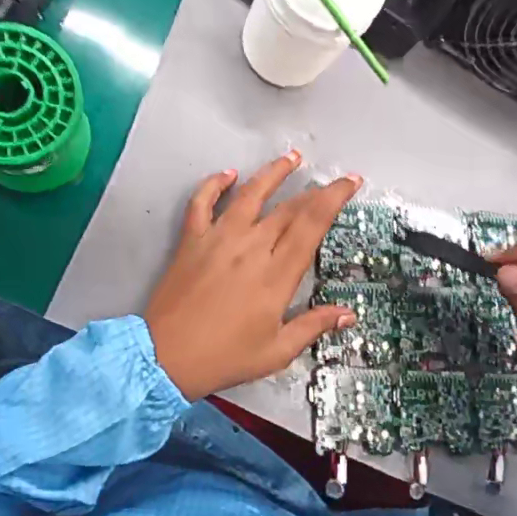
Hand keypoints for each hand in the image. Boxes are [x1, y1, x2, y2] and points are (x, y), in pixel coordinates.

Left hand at [144, 151, 360, 400]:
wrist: (167, 356)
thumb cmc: (223, 357)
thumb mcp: (276, 351)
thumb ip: (312, 326)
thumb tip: (345, 315)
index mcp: (276, 275)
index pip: (312, 224)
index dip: (334, 198)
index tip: (349, 183)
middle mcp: (250, 249)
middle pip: (288, 208)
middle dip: (313, 190)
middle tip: (329, 180)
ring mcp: (218, 240)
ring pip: (249, 195)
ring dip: (271, 173)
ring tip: (290, 158)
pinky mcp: (191, 241)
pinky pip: (202, 203)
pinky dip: (213, 185)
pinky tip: (227, 174)